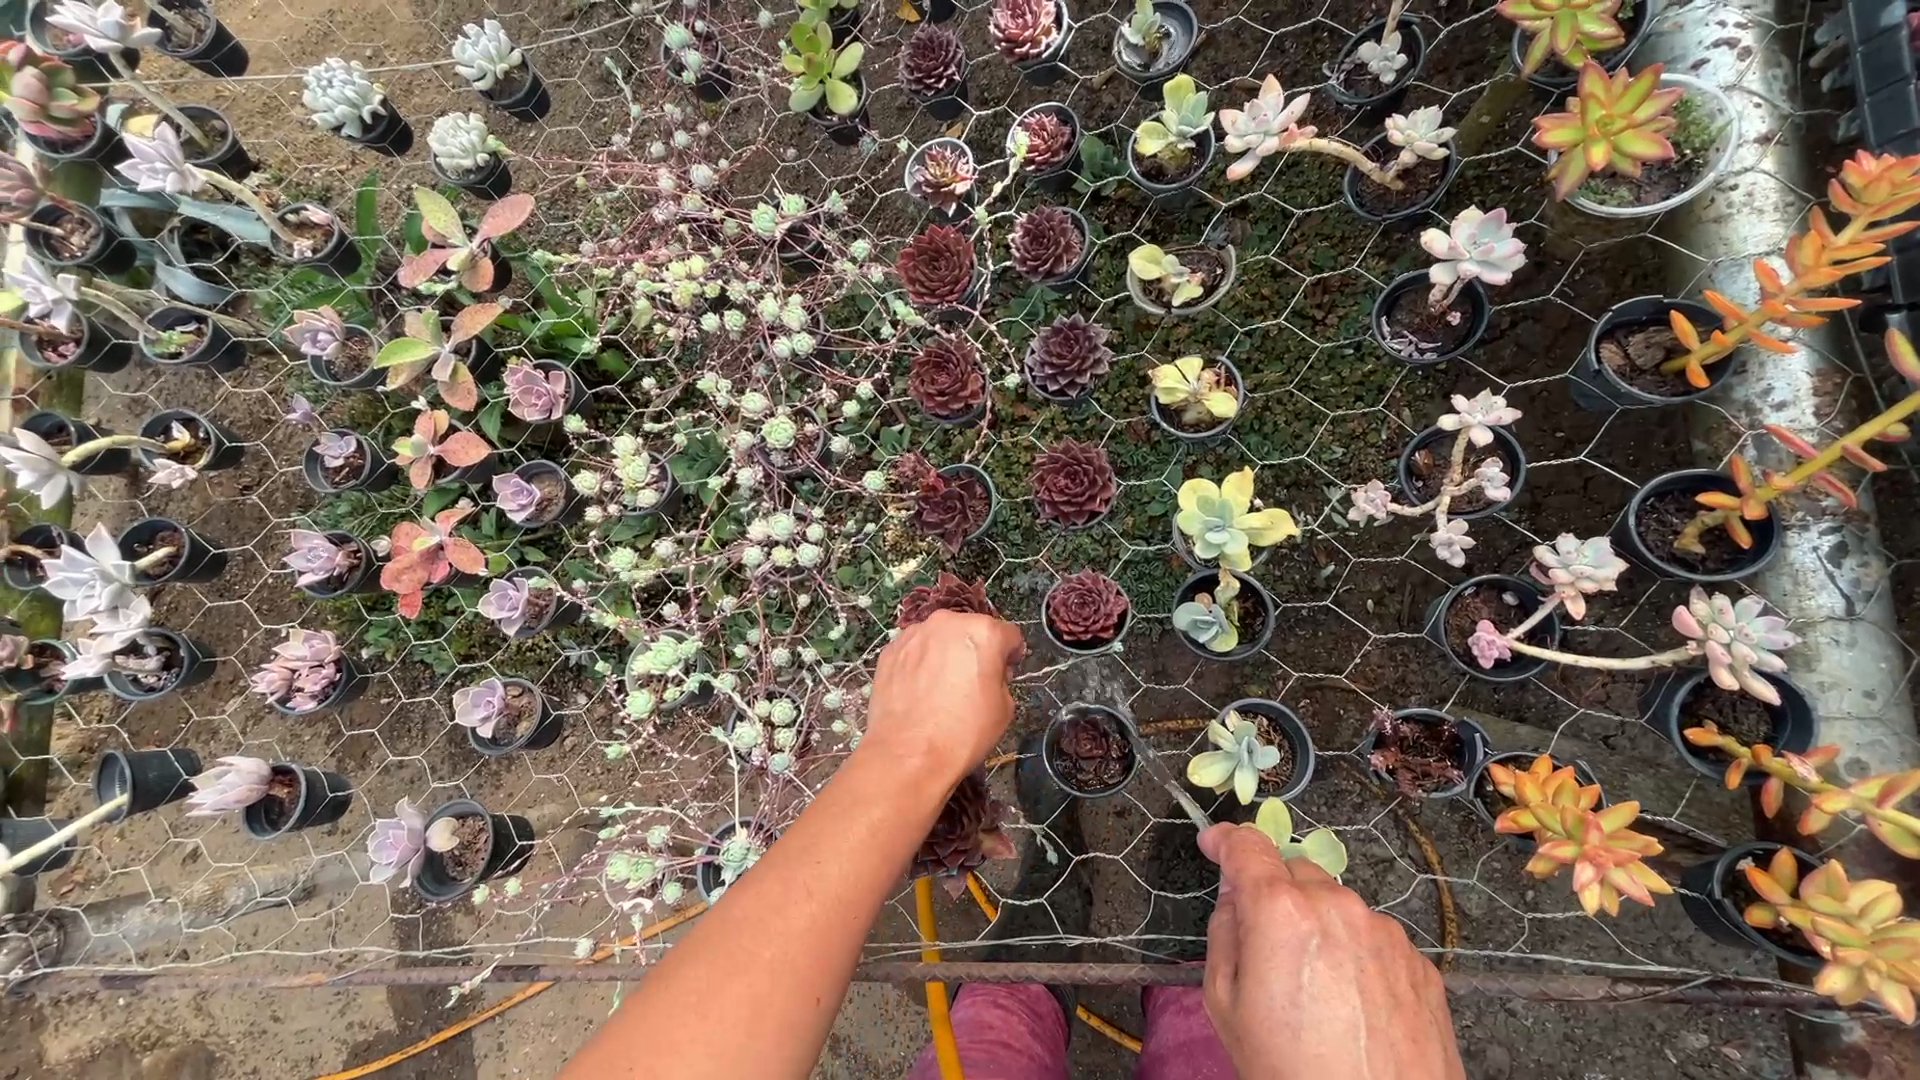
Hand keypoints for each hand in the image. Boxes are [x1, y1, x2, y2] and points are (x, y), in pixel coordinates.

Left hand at [860, 610, 1023, 785]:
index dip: (1010, 654)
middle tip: (974, 682)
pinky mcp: (891, 650)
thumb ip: (1002, 677)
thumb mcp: (1005, 708)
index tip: (1006, 669)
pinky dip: (920, 663)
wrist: (909, 754)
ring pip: (940, 638)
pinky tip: (921, 691)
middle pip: (971, 631)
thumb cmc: (961, 733)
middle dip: (975, 651)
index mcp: (983, 632)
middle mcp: (948, 624)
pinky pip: (915, 651)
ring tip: (943, 689)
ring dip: (945, 654)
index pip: (1008, 635)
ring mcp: (915, 634)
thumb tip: (991, 672)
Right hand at [1198, 824, 1463, 1079]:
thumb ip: (1224, 930)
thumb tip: (1236, 896)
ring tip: (1318, 986)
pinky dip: (1356, 953)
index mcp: (1282, 910)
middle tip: (1267, 944)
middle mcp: (1337, 905)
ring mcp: (1386, 933)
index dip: (1224, 839)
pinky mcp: (1422, 965)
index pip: (1248, 846)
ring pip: (1337, 905)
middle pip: (1294, 872)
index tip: (1212, 845)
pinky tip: (1354, 1003)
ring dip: (1319, 923)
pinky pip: (1374, 939)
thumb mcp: (1224, 1003)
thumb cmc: (1287, 1068)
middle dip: (1274, 893)